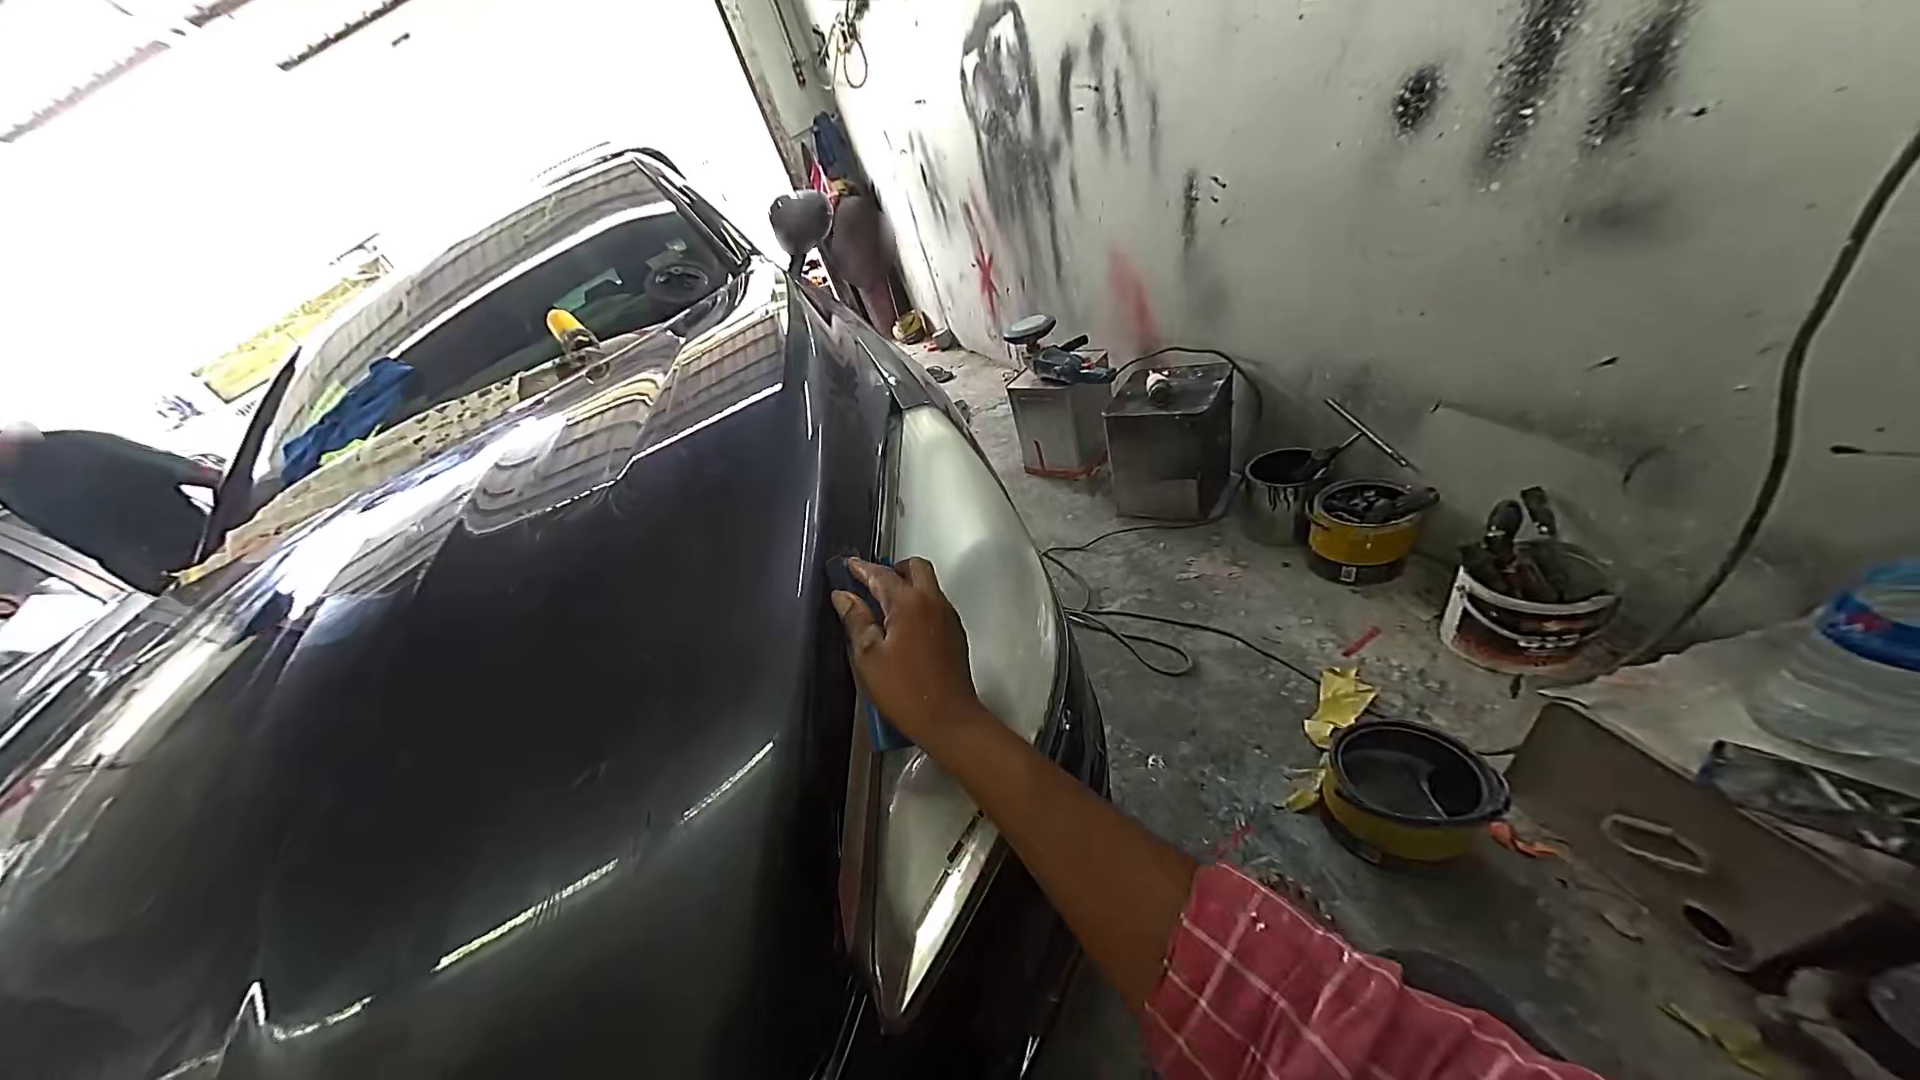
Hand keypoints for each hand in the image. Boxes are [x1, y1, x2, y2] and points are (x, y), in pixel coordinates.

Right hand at [831, 557, 980, 744]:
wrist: (948, 718)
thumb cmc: (905, 691)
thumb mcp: (868, 656)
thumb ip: (856, 620)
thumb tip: (844, 597)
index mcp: (909, 603)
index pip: (881, 574)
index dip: (861, 568)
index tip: (849, 566)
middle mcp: (933, 601)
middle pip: (914, 567)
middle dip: (891, 569)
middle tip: (869, 583)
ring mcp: (947, 615)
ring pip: (927, 584)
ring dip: (906, 585)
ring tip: (882, 606)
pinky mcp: (955, 631)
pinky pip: (934, 603)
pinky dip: (917, 602)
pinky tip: (901, 625)